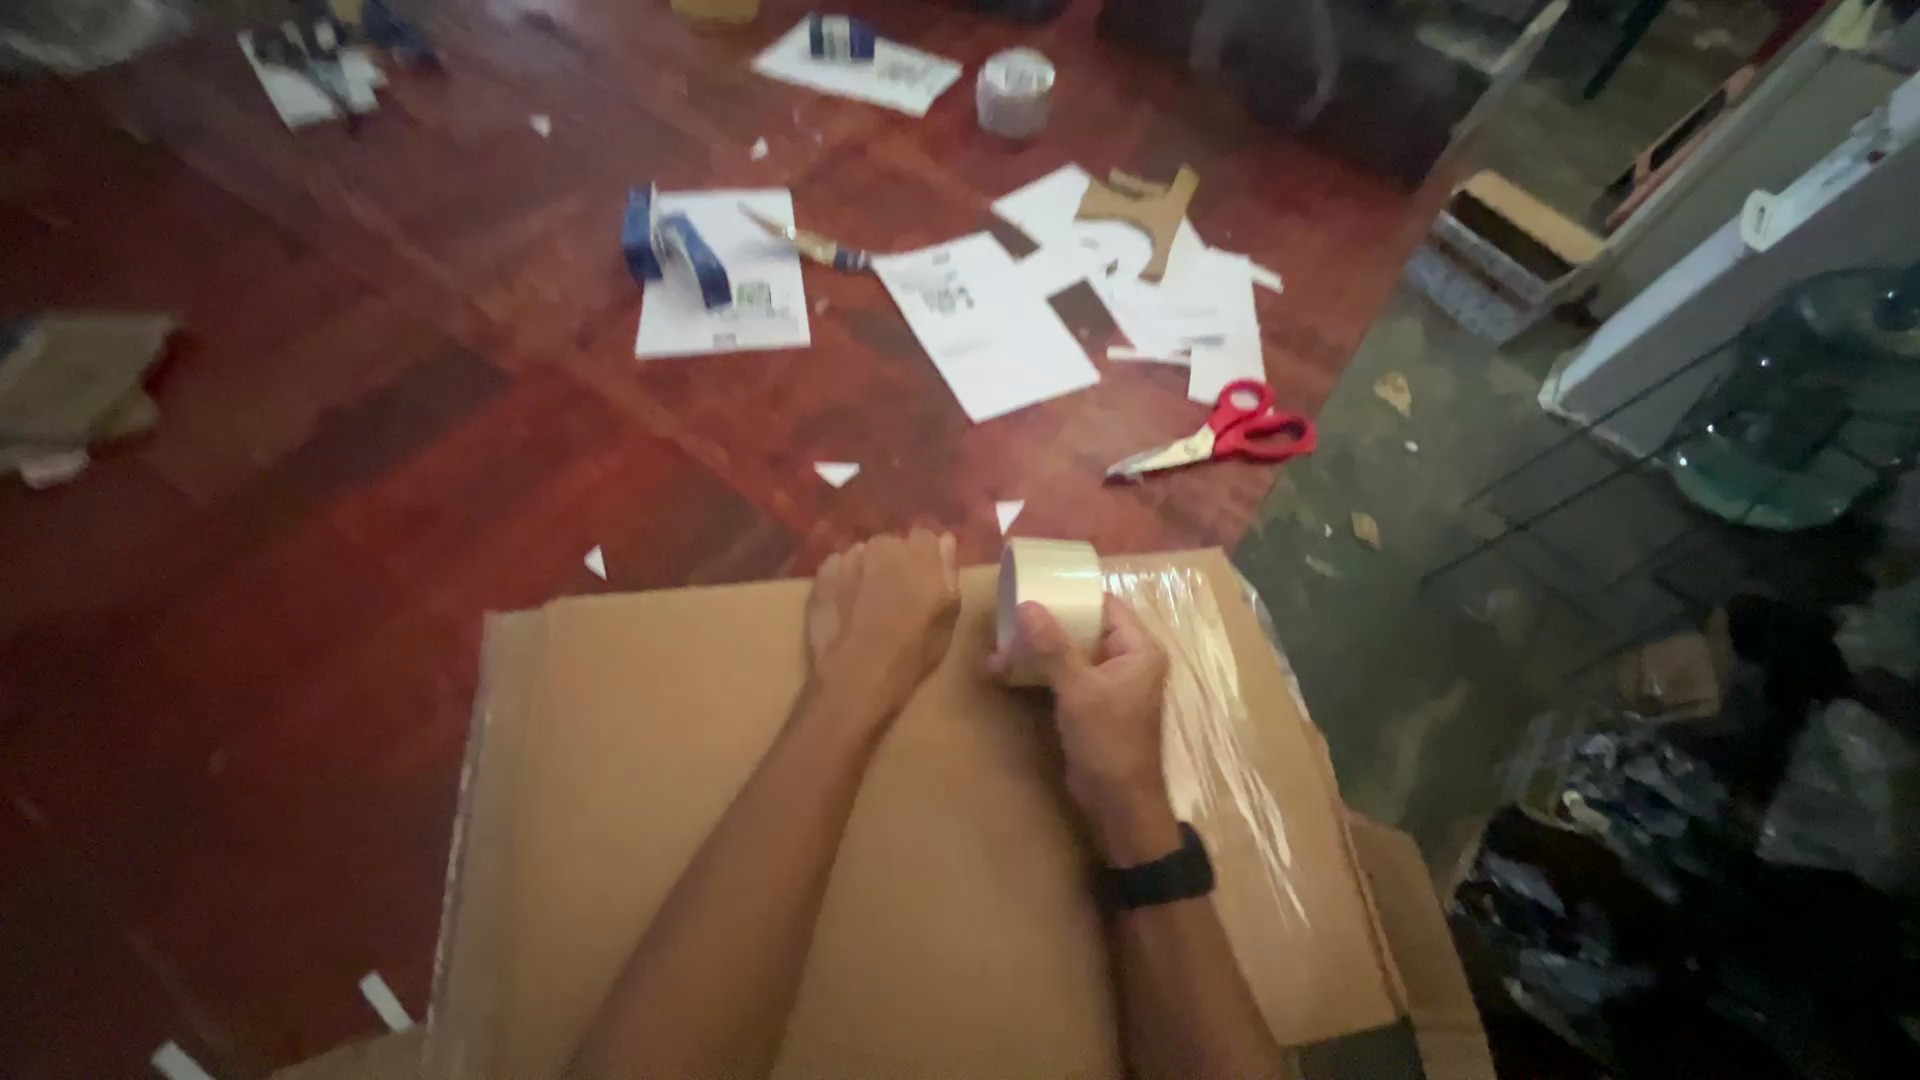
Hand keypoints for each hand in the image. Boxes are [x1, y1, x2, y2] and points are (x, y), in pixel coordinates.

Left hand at [805, 528, 960, 729]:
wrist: (857, 675)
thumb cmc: (913, 651)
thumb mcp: (948, 617)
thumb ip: (947, 572)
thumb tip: (944, 542)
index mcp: (919, 552)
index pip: (926, 538)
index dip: (926, 558)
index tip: (925, 581)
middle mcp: (884, 545)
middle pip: (893, 545)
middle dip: (896, 563)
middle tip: (896, 596)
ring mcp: (849, 558)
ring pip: (864, 556)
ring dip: (868, 571)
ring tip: (867, 605)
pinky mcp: (822, 575)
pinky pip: (838, 569)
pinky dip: (842, 581)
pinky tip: (844, 607)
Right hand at [990, 596, 1178, 862]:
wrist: (1118, 803)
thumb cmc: (1108, 741)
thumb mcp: (1079, 690)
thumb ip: (1053, 647)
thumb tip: (1027, 605)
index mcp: (1139, 649)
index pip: (1106, 605)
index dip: (1073, 595)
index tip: (1037, 588)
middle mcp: (1128, 659)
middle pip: (1084, 626)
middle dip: (1046, 624)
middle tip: (1010, 618)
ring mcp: (1110, 682)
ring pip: (1071, 651)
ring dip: (1038, 649)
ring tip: (1001, 648)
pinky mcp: (1093, 703)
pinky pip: (1066, 674)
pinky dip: (1041, 670)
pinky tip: (1009, 670)